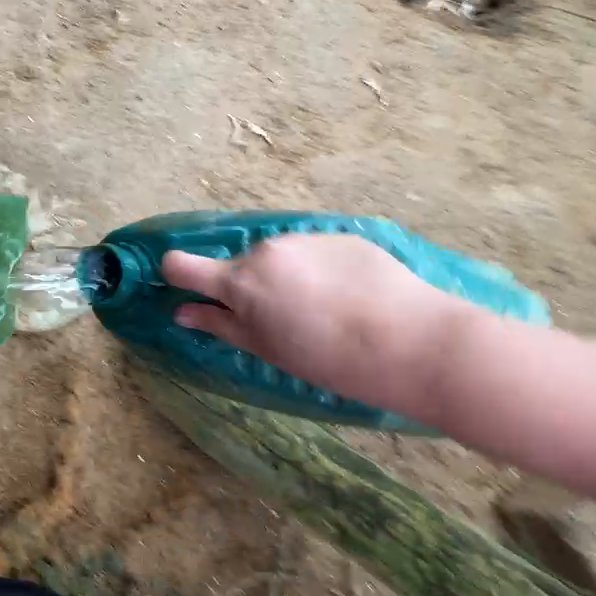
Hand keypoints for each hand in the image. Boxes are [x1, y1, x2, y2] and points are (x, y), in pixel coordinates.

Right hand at [162, 233, 472, 409]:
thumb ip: (222, 325)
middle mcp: (265, 250)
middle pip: (242, 265)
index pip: (181, 264)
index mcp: (241, 281)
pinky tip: (356, 297)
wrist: (418, 342)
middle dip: (253, 287)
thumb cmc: (334, 359)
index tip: (188, 290)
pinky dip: (324, 271)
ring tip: (330, 310)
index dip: (177, 276)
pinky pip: (318, 252)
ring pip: (281, 257)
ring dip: (290, 277)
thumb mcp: (271, 350)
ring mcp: (304, 238)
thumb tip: (182, 312)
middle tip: (287, 322)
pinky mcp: (342, 236)